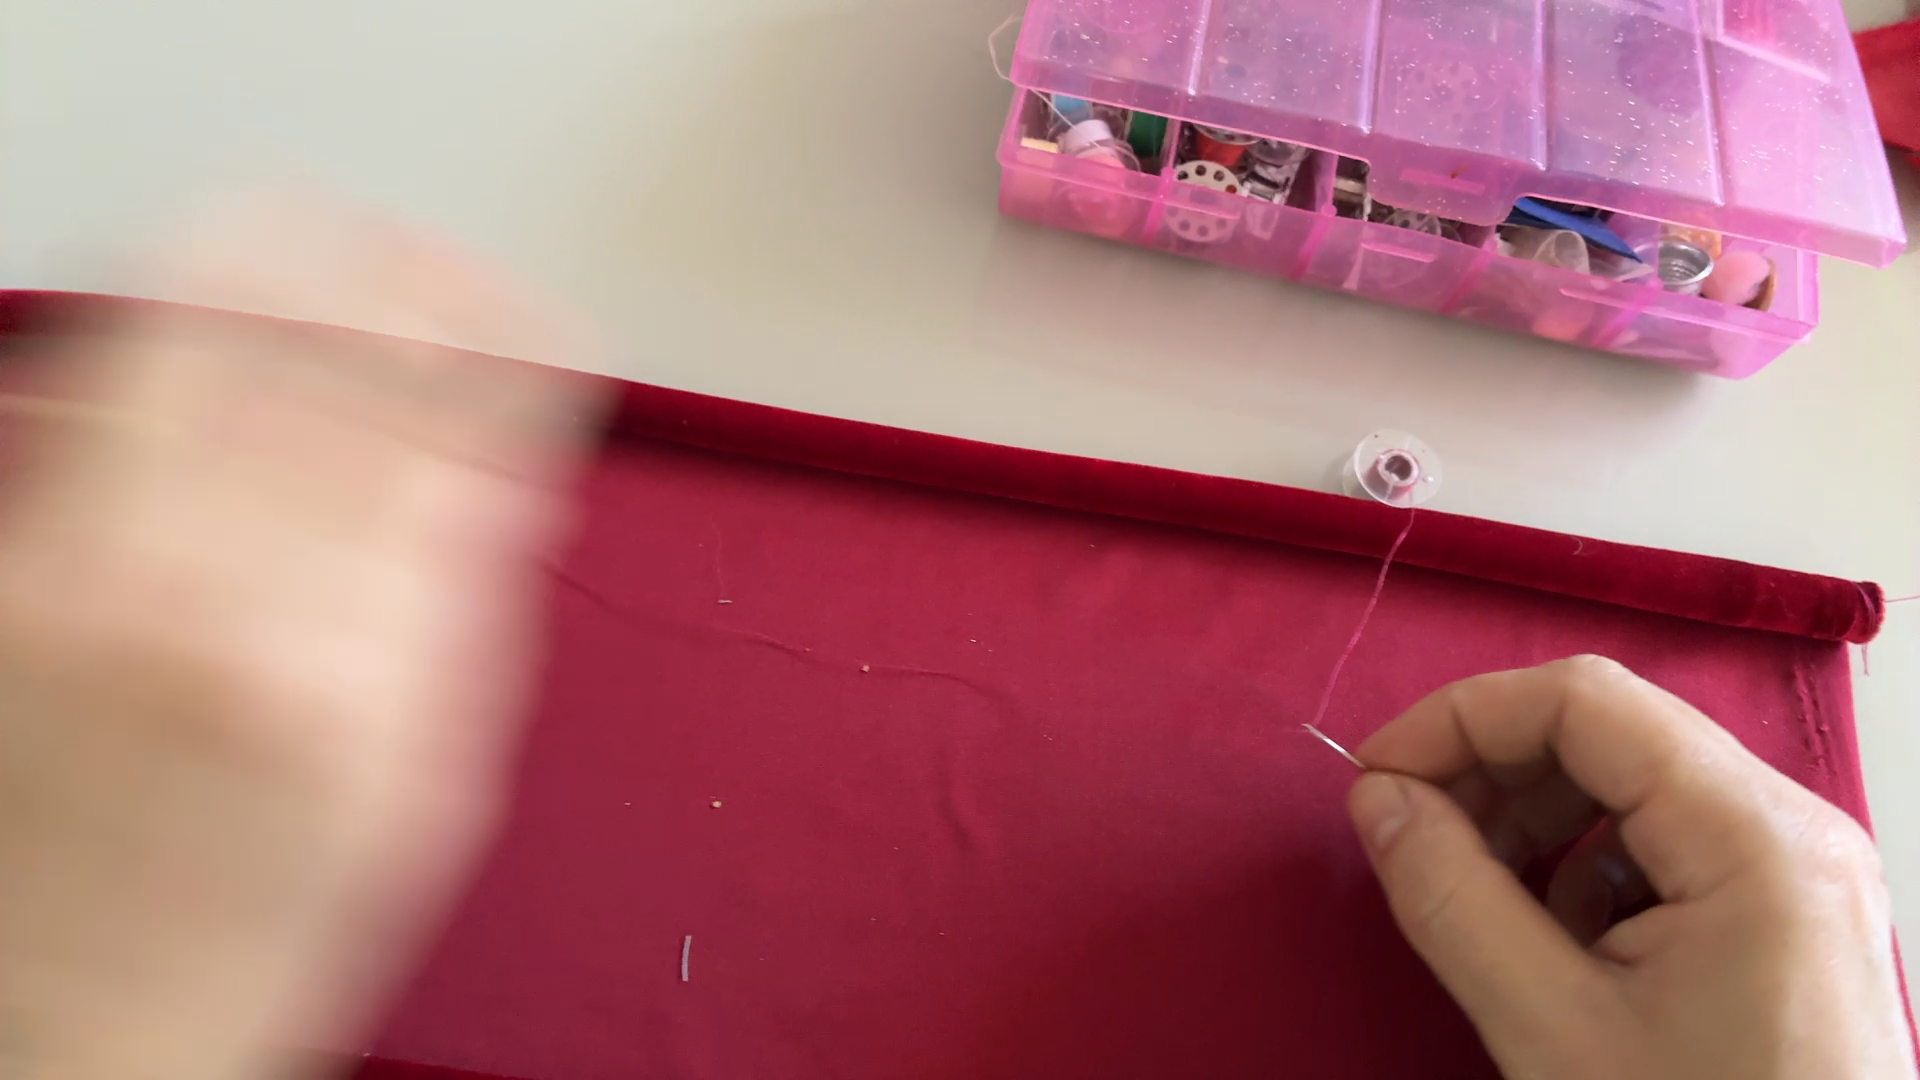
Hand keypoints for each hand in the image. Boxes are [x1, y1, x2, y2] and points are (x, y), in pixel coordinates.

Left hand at [0, 198, 595, 1078]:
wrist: (87, 1001)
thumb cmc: (293, 900)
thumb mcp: (443, 763)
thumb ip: (474, 607)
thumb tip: (513, 486)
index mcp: (345, 652)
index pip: (454, 446)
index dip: (514, 364)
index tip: (555, 325)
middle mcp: (199, 592)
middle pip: (314, 373)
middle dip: (398, 288)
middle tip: (451, 251)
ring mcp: (72, 577)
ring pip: (191, 359)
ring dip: (285, 277)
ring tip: (351, 234)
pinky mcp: (1, 579)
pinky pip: (89, 403)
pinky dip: (176, 328)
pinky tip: (225, 299)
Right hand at [1348, 655, 1915, 1079]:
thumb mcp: (1553, 1031)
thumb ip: (1446, 894)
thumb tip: (1371, 793)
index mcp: (1754, 836)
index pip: (1576, 699)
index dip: (1455, 717)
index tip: (1376, 775)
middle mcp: (1779, 822)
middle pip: (1589, 723)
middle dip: (1475, 759)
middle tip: (1404, 821)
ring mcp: (1774, 859)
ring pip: (1602, 767)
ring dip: (1505, 801)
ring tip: (1459, 869)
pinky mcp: (1756, 898)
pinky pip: (1627, 823)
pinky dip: (1550, 845)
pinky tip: (1534, 916)